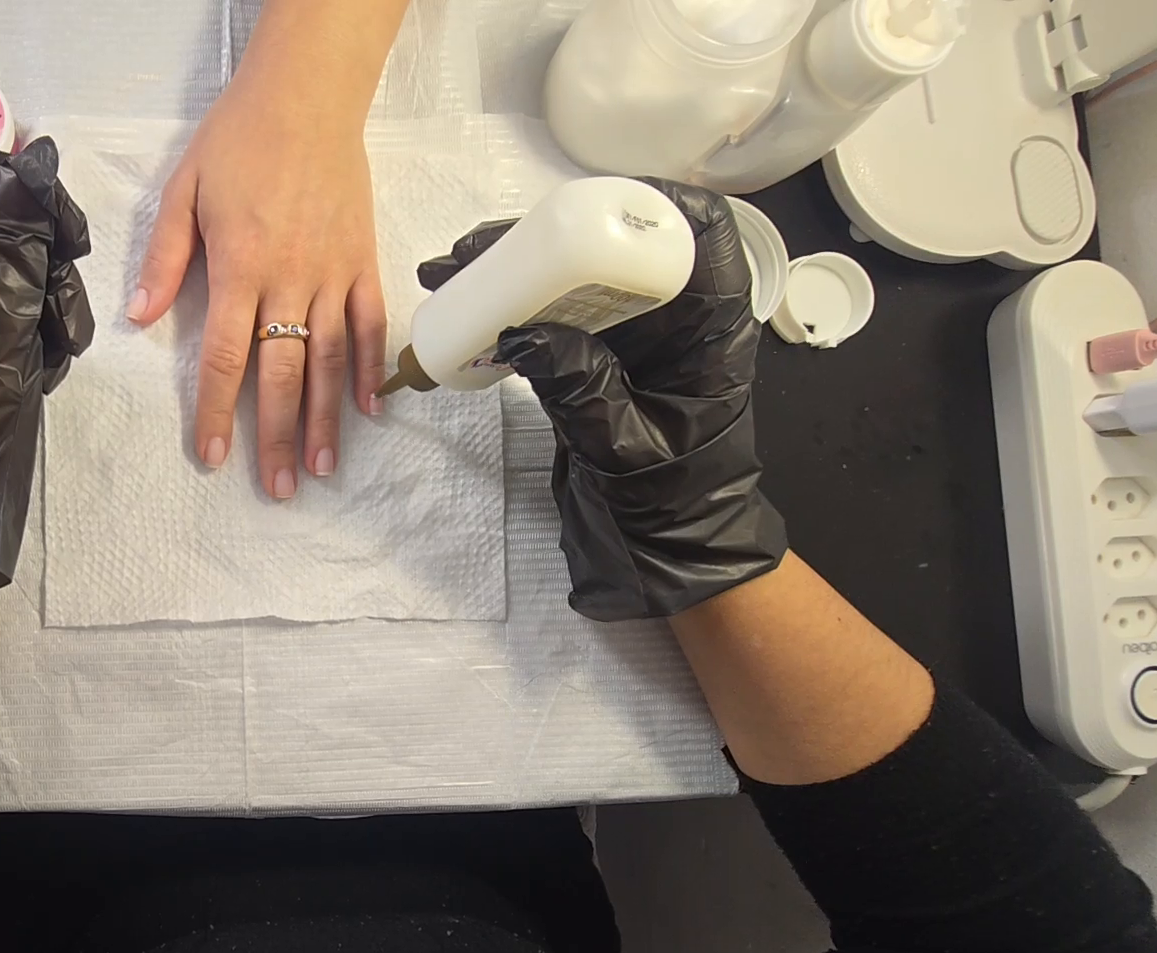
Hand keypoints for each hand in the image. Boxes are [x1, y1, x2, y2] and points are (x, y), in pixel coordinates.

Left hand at [0, 137, 93, 590]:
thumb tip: (35, 161)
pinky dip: (46, 333)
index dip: (31, 197)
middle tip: (59, 315)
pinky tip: (46, 366)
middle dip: (48, 263)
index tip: (69, 240)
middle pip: (10, 221)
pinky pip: (28, 307)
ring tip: (54, 353)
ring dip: (54, 306)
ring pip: (29, 266)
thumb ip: (15, 241)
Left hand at [130, 68, 387, 498]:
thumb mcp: (183, 190)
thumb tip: (138, 316)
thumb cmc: (238, 140)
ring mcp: (332, 274)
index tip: (212, 457)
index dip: (214, 410)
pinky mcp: (363, 262)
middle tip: (278, 487)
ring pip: (330, 360)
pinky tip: (368, 409)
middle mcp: (288, 280)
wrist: (307, 93)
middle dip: (275, 435)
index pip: (223, 357)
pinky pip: (371, 324)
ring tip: (321, 467)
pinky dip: (372, 368)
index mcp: (238, 268)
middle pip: (280, 373)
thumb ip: (163, 258)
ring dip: (325, 418)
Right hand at [425, 179, 785, 619]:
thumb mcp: (624, 447)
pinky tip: (466, 316)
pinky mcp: (591, 360)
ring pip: (572, 280)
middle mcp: (669, 317)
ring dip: (511, 274)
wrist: (661, 546)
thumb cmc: (667, 503)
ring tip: (449, 277)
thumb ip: (580, 389)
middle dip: (540, 239)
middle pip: (612, 246)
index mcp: (707, 325)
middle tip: (469, 254)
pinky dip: (508, 313)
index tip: (567, 210)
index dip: (639, 203)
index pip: (694, 230)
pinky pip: (550, 320)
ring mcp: (626, 338)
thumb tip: (521, 329)